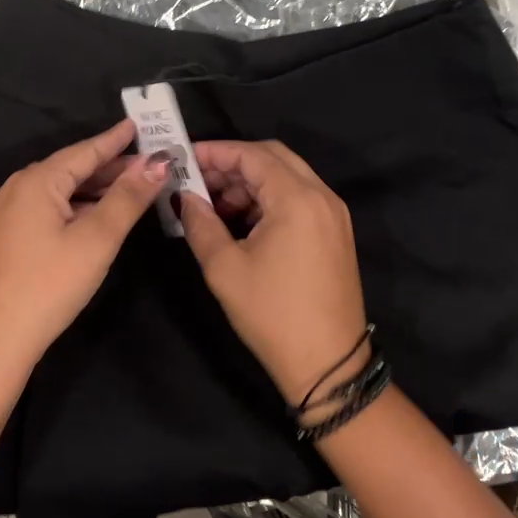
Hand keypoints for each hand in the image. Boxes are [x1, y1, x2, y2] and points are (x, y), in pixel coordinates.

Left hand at [0, 119, 168, 370]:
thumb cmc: (48, 285)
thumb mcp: (96, 240)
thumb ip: (128, 198)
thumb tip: (157, 163)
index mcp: (37, 180)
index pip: (86, 151)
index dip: (116, 140)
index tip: (140, 124)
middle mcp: (16, 188)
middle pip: (71, 168)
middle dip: (111, 167)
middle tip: (150, 163)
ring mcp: (6, 214)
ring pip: (59, 190)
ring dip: (95, 189)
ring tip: (131, 188)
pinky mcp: (4, 238)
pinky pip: (47, 208)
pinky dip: (76, 206)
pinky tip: (95, 217)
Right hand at [180, 140, 368, 405]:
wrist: (329, 365)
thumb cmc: (272, 314)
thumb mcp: (224, 269)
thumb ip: (200, 223)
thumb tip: (184, 196)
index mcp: (297, 198)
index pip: (252, 155)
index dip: (215, 152)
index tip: (182, 160)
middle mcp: (321, 195)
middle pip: (273, 157)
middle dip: (232, 163)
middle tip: (196, 180)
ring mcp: (333, 213)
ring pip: (287, 176)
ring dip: (250, 182)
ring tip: (212, 206)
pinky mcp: (335, 232)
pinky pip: (299, 197)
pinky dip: (269, 199)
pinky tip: (240, 221)